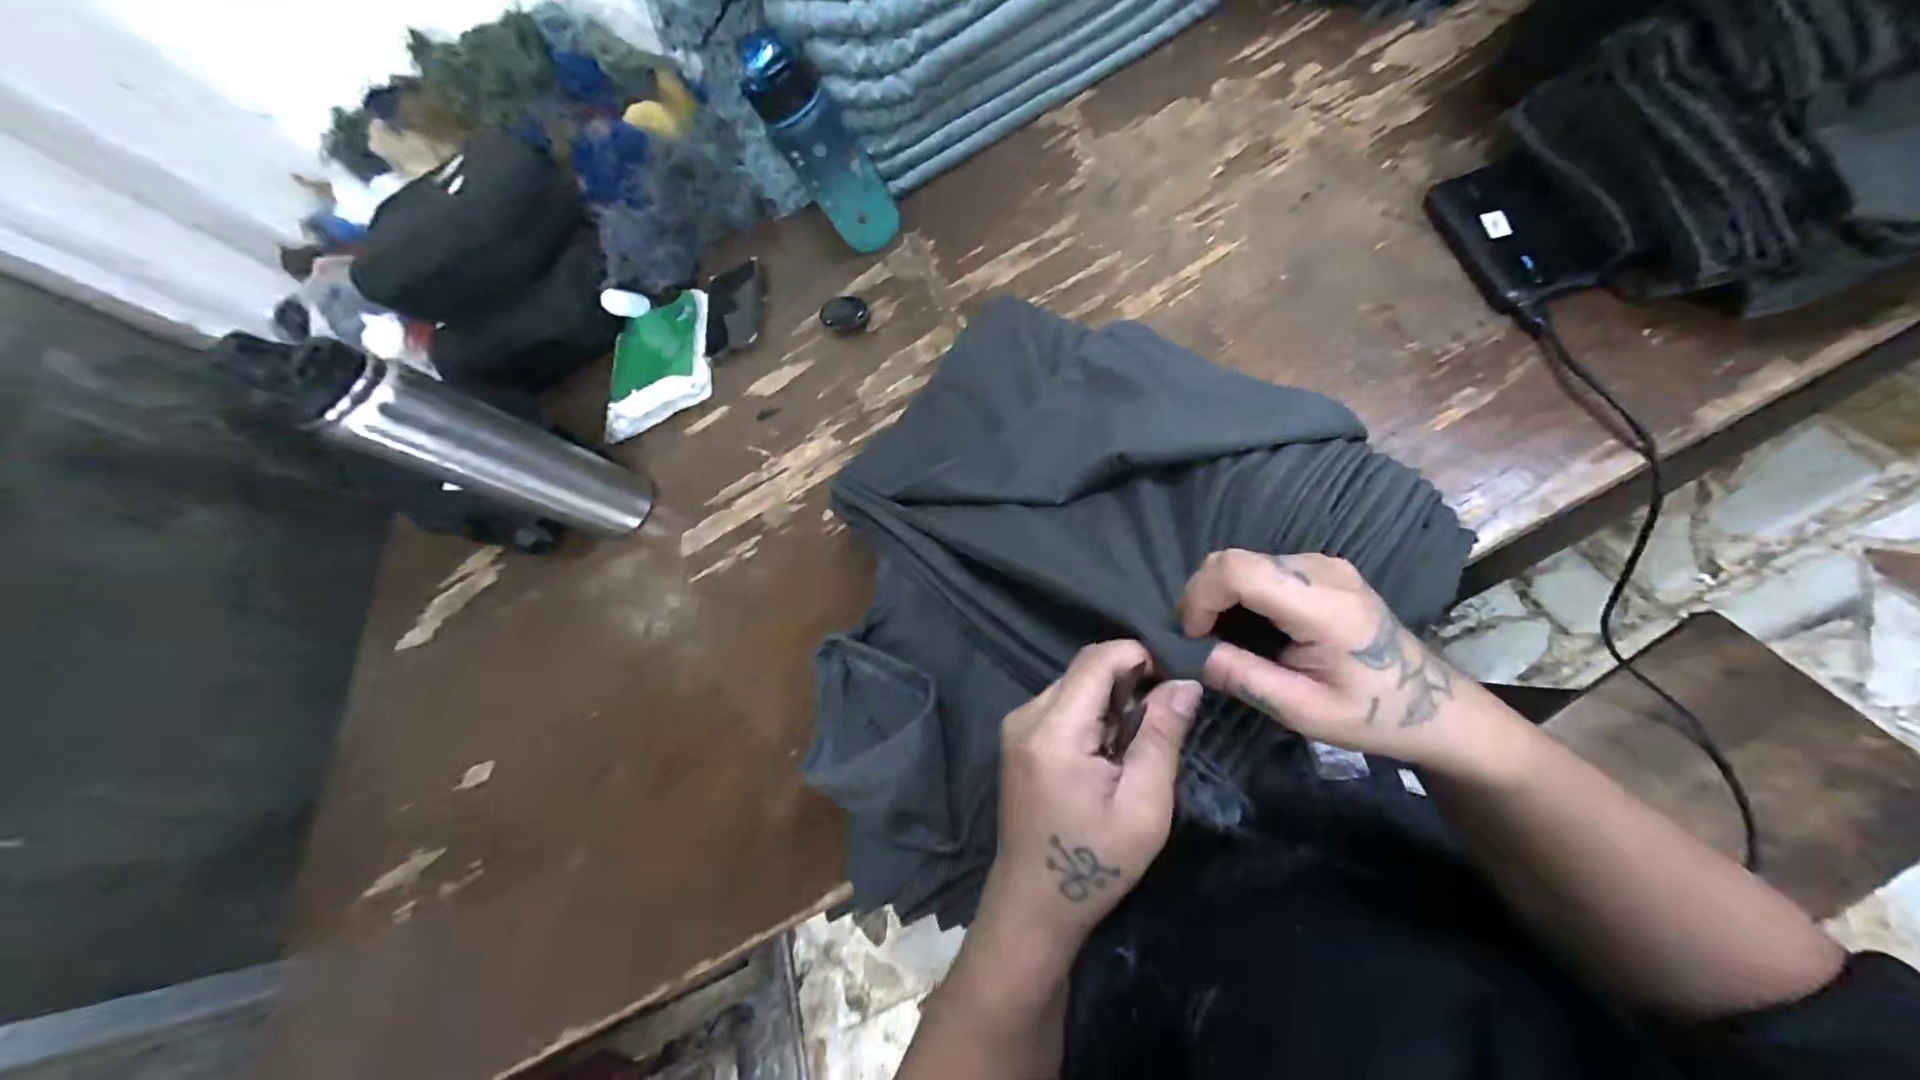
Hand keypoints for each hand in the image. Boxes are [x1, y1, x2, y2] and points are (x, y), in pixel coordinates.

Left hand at [978, 641, 1202, 955]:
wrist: (1034, 901)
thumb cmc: (1096, 861)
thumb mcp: (1145, 806)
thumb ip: (1162, 737)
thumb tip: (1185, 682)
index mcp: (1053, 729)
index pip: (1096, 659)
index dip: (1138, 656)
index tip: (1173, 681)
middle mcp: (1026, 715)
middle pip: (1084, 670)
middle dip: (1127, 683)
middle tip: (1158, 725)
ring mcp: (1016, 724)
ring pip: (1073, 684)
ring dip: (1108, 702)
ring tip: (1130, 749)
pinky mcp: (1016, 736)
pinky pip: (1060, 704)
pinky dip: (1089, 716)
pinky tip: (1104, 754)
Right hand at [1179, 550, 1511, 774]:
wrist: (1435, 706)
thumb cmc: (1373, 715)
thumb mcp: (1301, 710)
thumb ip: (1241, 676)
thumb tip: (1184, 654)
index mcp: (1322, 605)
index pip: (1235, 570)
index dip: (1199, 598)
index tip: (1192, 639)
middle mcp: (1321, 570)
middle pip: (1232, 560)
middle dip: (1202, 597)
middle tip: (1199, 642)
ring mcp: (1323, 564)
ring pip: (1241, 561)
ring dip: (1218, 595)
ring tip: (1220, 638)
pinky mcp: (1321, 569)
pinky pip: (1260, 567)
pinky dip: (1238, 592)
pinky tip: (1246, 626)